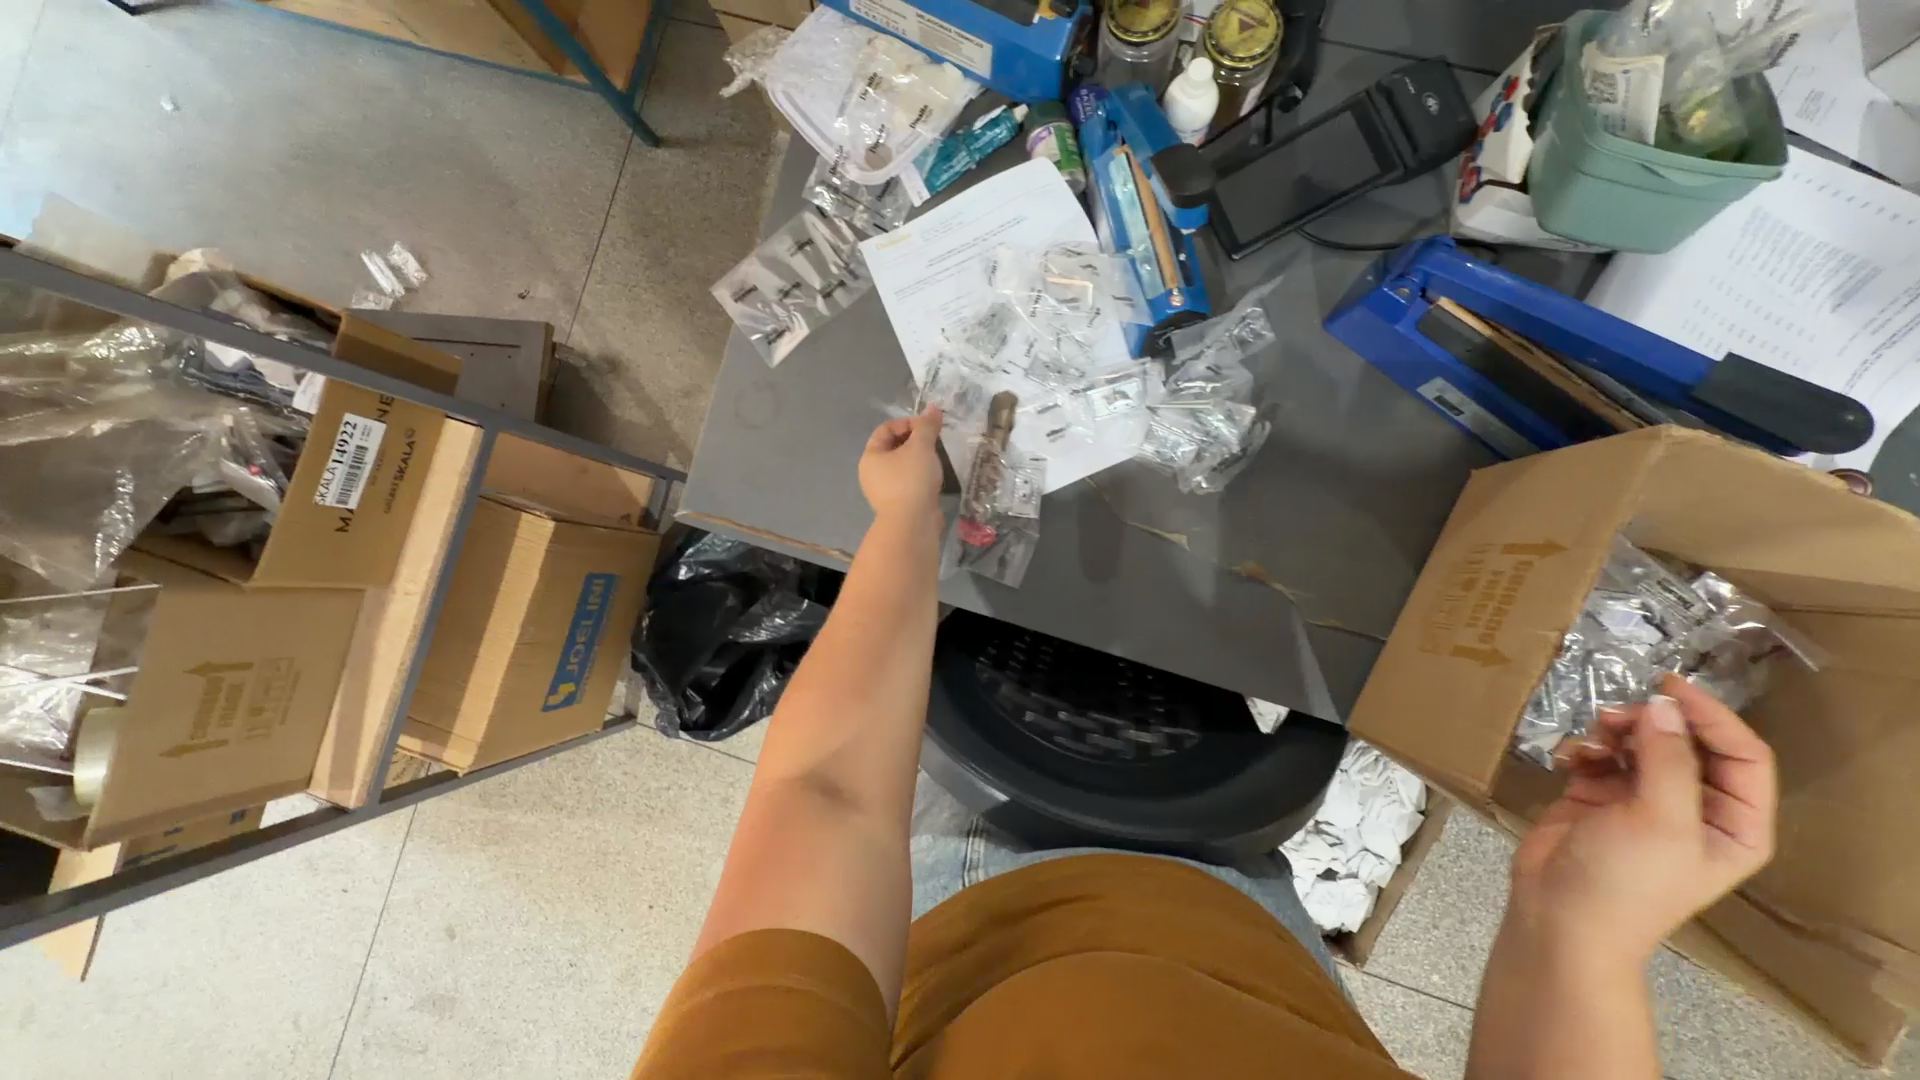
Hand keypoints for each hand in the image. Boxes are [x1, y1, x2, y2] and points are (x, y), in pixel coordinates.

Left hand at [859, 408, 942, 521]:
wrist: (913, 523)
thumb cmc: (912, 479)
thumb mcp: (921, 447)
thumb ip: (927, 426)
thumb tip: (933, 408)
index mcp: (870, 456)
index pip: (885, 429)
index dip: (907, 423)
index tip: (928, 427)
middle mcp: (872, 473)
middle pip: (893, 447)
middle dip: (914, 441)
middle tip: (934, 441)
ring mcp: (883, 491)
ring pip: (902, 466)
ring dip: (918, 459)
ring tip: (936, 459)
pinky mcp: (897, 505)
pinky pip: (908, 483)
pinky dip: (920, 477)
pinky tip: (933, 478)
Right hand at [1510, 674, 1776, 963]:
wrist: (1560, 916)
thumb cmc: (1626, 879)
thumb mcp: (1659, 820)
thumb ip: (1667, 760)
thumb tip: (1661, 704)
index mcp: (1735, 824)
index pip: (1742, 755)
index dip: (1711, 717)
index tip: (1668, 686)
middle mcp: (1695, 809)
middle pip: (1687, 744)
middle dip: (1652, 723)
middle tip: (1614, 715)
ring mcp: (1643, 803)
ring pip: (1640, 745)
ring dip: (1614, 733)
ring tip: (1590, 739)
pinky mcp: (1597, 798)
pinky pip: (1600, 757)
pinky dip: (1585, 749)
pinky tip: (1570, 757)